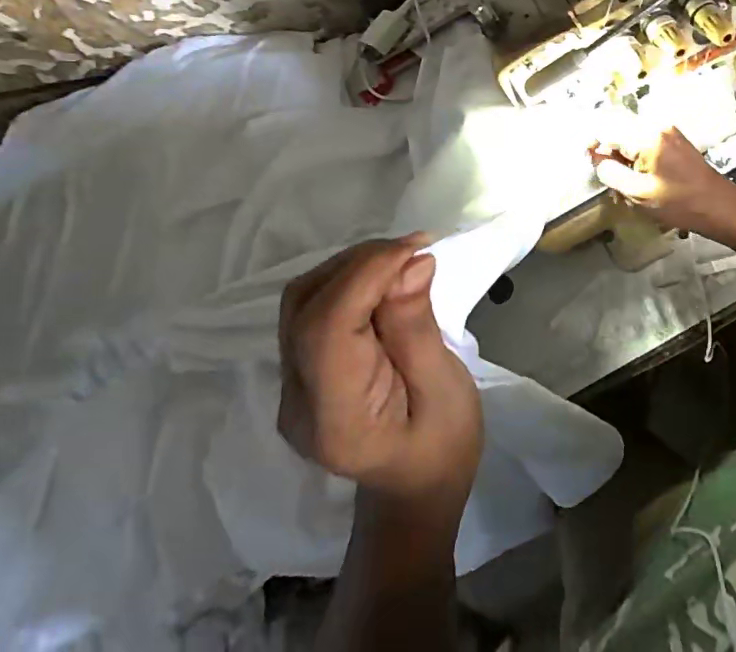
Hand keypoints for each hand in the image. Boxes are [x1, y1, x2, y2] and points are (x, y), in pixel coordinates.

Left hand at [278, 236, 482, 507]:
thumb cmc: (441, 447)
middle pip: (306, 306)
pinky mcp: (298, 367)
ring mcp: (289, 383)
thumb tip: (410, 263)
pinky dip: (348, 279)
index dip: (366, 275)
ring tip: (403, 259)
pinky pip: (312, 307)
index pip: (327, 328)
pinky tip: (383, 277)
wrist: (414, 486)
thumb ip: (418, 329)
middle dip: (360, 264)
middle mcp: (296, 398)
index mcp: (335, 418)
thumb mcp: (447, 393)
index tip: (416, 249)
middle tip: (415, 250)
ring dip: (352, 266)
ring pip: (302, 299)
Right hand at [591, 118, 735, 238]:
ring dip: (620, 153)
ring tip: (621, 179)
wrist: (720, 206)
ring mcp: (667, 131)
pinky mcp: (673, 139)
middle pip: (618, 127)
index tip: (586, 159)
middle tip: (603, 172)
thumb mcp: (639, 193)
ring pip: (630, 134)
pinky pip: (644, 140)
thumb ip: (612, 173)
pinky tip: (637, 176)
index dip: (592, 142)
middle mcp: (656, 125)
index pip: (606, 127)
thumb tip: (597, 159)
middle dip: (606, 148)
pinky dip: (635, 155)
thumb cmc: (680, 202)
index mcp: (646, 135)